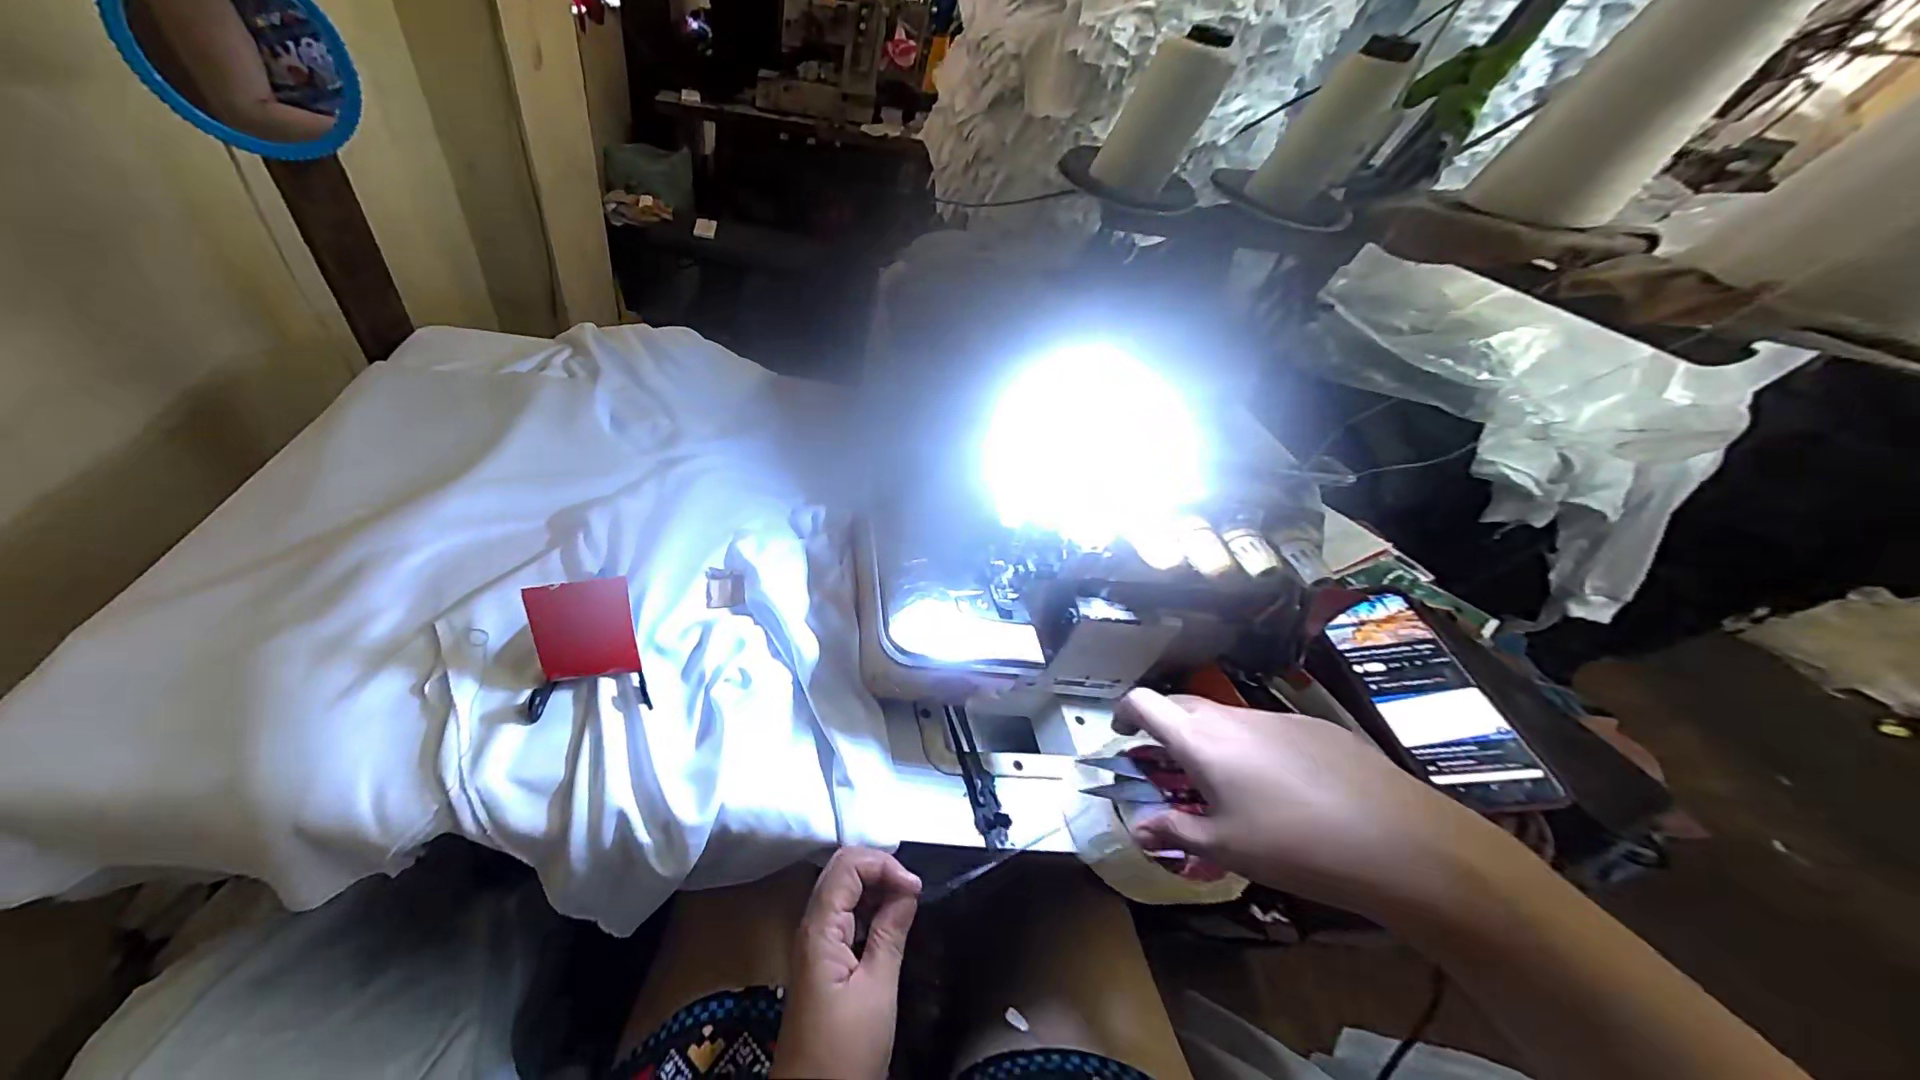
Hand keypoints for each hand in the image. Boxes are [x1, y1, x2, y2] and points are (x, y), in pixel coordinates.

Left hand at [771, 847, 921, 1079]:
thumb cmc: (843, 1054)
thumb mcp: (877, 989)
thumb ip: (891, 932)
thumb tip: (907, 890)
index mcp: (819, 929)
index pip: (847, 866)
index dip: (884, 865)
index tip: (915, 887)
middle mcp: (811, 927)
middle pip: (842, 871)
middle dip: (880, 869)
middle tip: (912, 890)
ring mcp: (814, 943)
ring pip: (843, 890)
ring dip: (876, 887)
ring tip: (907, 902)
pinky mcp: (822, 959)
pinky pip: (845, 915)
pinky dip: (870, 908)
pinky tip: (890, 920)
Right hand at [1115, 688, 1524, 923]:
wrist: (1397, 840)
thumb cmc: (1292, 845)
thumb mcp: (1223, 846)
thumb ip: (1173, 830)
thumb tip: (1139, 826)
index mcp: (1200, 739)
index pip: (1144, 702)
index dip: (1123, 712)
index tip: (1121, 735)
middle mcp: (1233, 717)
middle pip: (1182, 705)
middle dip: (1164, 728)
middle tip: (1165, 765)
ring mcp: (1277, 717)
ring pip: (1227, 719)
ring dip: (1210, 740)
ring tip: (1224, 785)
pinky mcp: (1315, 727)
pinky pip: (1267, 729)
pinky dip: (1252, 748)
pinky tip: (1281, 789)